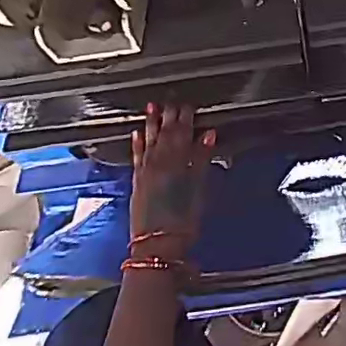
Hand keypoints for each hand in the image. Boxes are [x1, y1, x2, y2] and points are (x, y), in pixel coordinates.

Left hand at [128, 101, 214, 260]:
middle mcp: (158, 162)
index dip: (186, 117)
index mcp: (177, 162)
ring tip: (151, 107)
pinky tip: (137, 133)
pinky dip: (137, 143)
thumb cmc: (183, 221)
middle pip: (165, 133)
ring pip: (149, 140)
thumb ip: (202, 160)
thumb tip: (208, 134)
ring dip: (151, 123)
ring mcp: (145, 170)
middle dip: (169, 116)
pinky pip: (136, 155)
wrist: (157, 245)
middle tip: (172, 100)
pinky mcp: (137, 180)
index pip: (182, 133)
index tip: (189, 105)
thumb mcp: (199, 189)